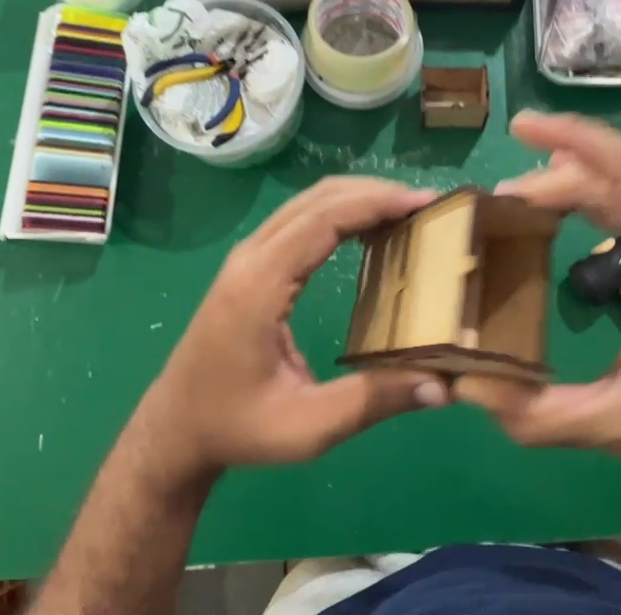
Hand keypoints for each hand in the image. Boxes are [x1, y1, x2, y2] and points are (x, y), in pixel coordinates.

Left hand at [133, 177, 450, 479]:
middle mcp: (251, 257)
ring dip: (357, 198)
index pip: (323, 218)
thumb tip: (444, 387)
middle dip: (374, 192)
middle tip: (427, 207)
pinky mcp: (251, 265)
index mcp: (260, 285)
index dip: (375, 203)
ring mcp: (248, 257)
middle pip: (317, 198)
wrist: (176, 428)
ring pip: (307, 202)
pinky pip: (300, 219)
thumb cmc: (237, 427)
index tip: (424, 202)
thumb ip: (373, 402)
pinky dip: (340, 213)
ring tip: (408, 213)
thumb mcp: (308, 427)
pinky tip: (371, 231)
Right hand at [456, 112, 620, 485]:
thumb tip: (473, 390)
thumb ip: (543, 414)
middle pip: (617, 178)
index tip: (522, 126)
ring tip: (518, 202)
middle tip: (497, 201)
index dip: (576, 136)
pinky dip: (597, 200)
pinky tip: (566, 212)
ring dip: (573, 186)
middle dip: (552, 180)